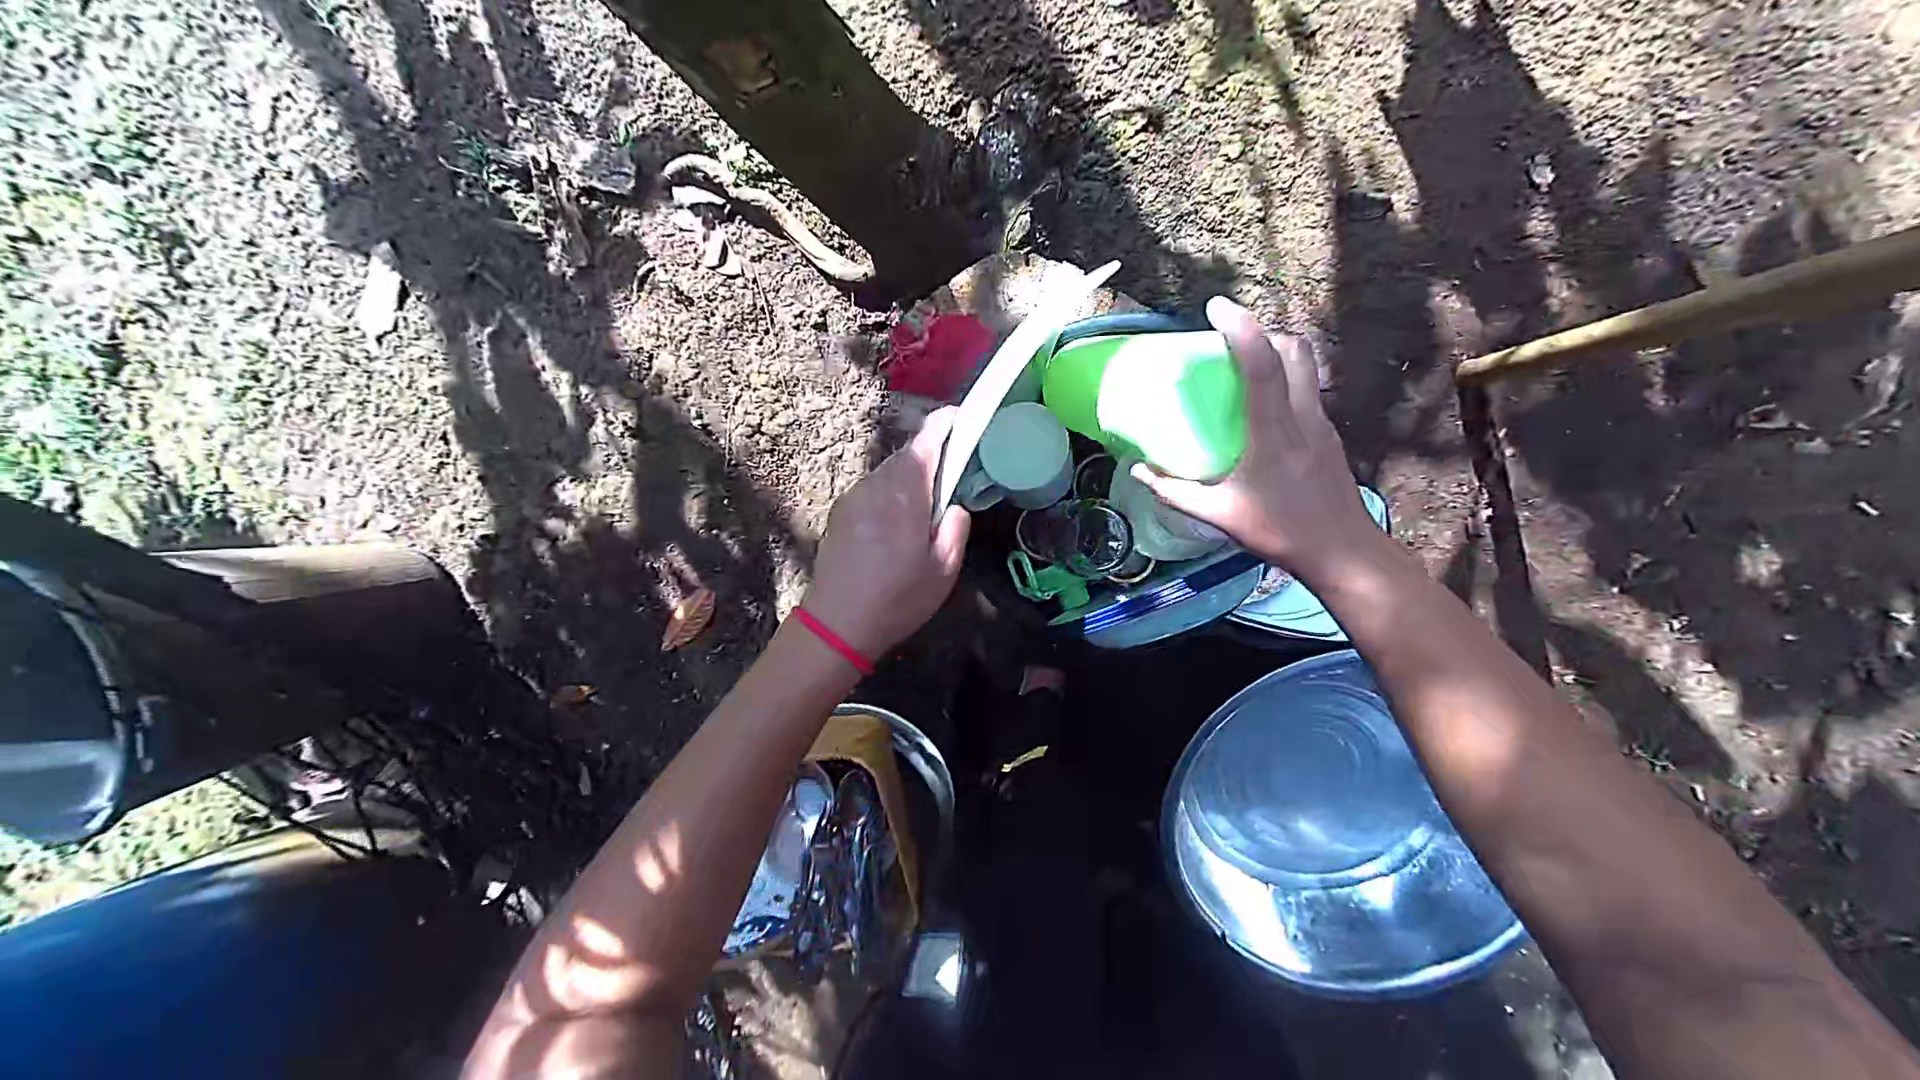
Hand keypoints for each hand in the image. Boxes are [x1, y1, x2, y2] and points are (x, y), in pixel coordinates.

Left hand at [802, 406, 971, 656]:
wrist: (836, 624)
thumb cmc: (897, 600)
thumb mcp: (943, 570)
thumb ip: (954, 528)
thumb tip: (955, 505)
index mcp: (904, 498)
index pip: (924, 446)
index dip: (941, 426)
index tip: (956, 416)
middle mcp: (875, 489)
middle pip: (905, 456)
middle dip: (928, 454)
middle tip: (949, 470)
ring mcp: (853, 498)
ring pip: (887, 472)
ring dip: (908, 475)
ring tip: (924, 501)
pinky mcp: (840, 512)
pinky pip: (872, 488)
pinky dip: (890, 490)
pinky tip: (896, 520)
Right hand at [1131, 297, 1376, 582]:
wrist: (1344, 552)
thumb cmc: (1280, 532)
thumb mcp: (1218, 515)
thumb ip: (1175, 492)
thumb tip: (1139, 471)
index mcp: (1274, 432)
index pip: (1262, 364)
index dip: (1240, 328)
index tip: (1215, 308)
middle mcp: (1303, 417)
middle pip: (1293, 351)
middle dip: (1261, 332)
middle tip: (1228, 338)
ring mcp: (1322, 424)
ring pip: (1305, 367)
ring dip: (1275, 353)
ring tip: (1242, 364)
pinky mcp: (1329, 436)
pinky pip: (1307, 390)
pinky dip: (1284, 380)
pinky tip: (1263, 406)